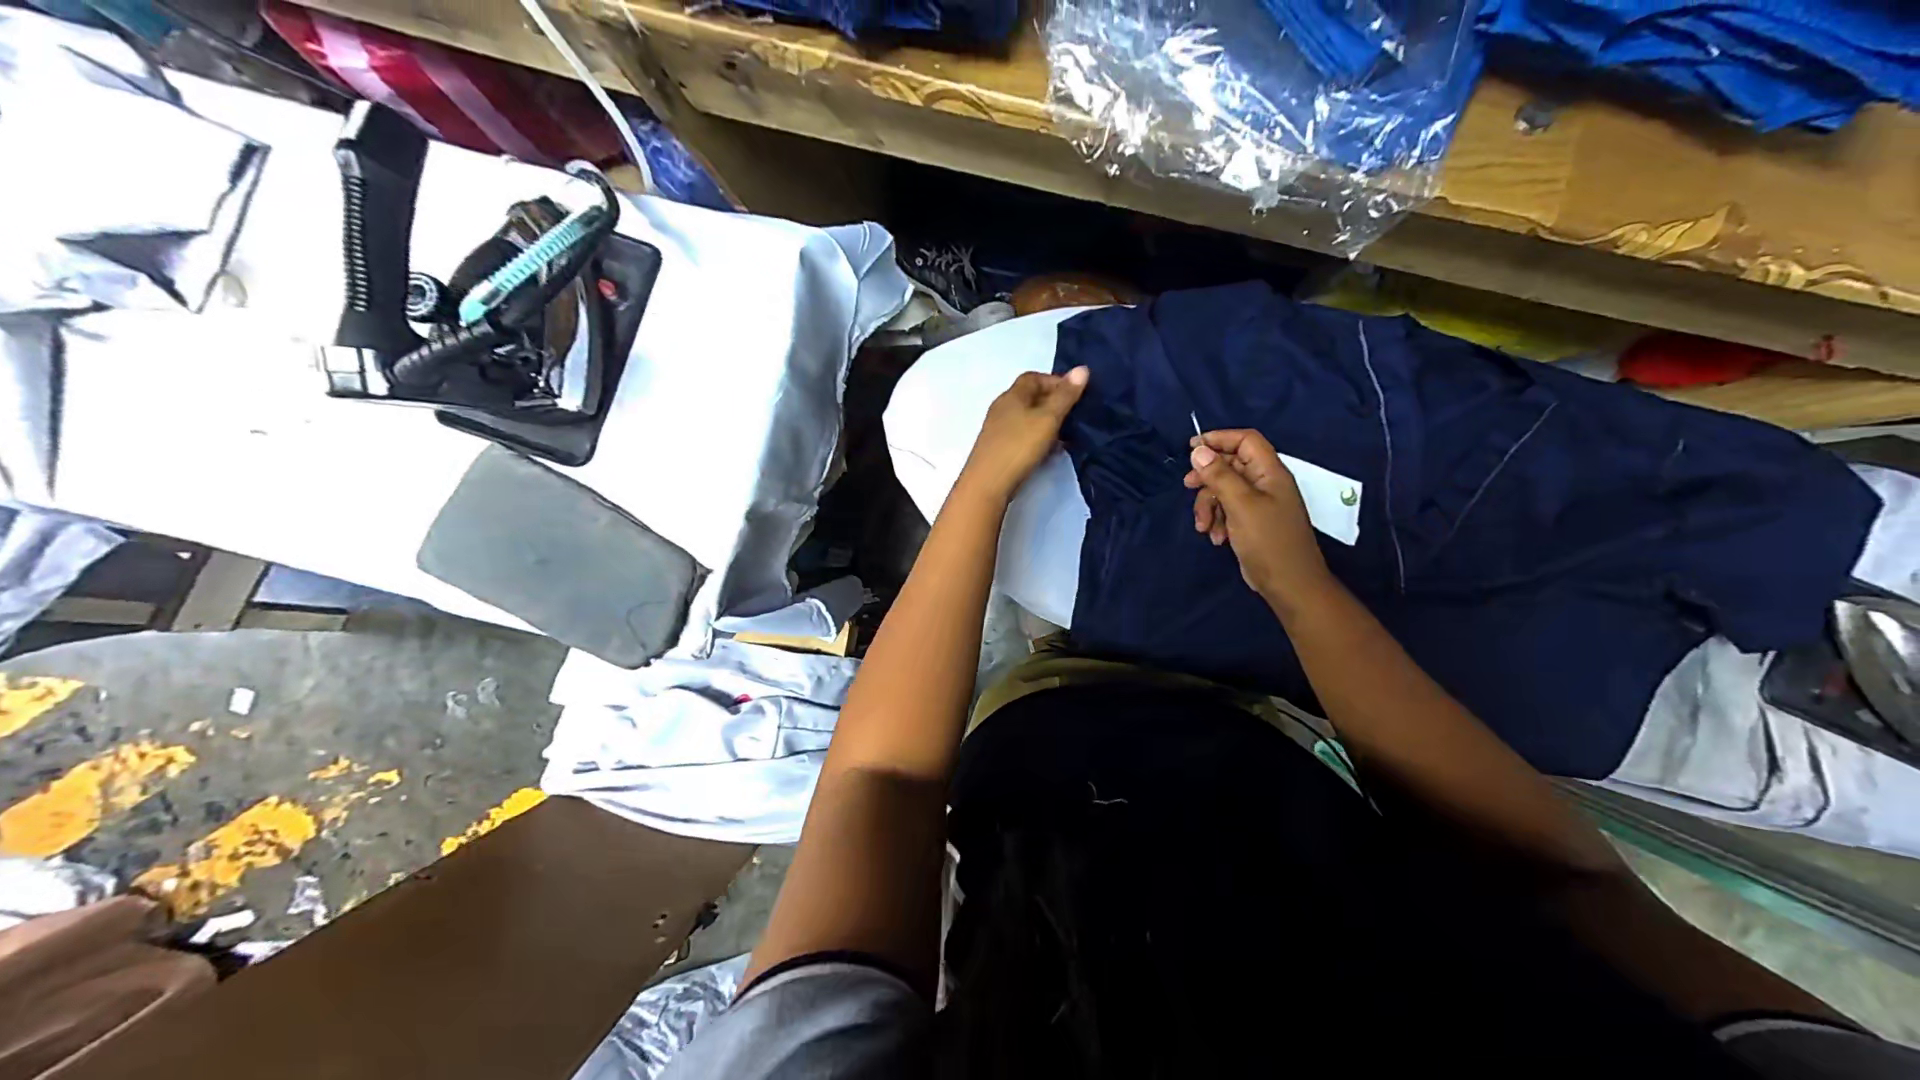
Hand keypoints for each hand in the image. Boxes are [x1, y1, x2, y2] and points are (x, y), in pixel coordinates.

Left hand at [958, 366, 1089, 500]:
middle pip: (1030, 397)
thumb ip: (1065, 396)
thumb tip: (1082, 369)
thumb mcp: (1048, 419)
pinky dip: (1037, 438)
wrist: (988, 483)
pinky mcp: (998, 448)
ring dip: (1047, 423)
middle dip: (1053, 403)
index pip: (1033, 377)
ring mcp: (998, 429)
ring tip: (1066, 435)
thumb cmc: (1019, 446)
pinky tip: (1049, 451)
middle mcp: (1002, 408)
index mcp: (1012, 395)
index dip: (1055, 381)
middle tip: (1073, 415)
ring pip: (1027, 418)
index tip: (1074, 394)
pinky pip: (1022, 435)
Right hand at [1183, 429, 1332, 606]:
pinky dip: (1217, 520)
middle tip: (1188, 486)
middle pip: (1230, 465)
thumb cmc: (1269, 541)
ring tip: (1204, 526)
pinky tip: (1216, 537)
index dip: (1219, 439)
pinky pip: (1228, 510)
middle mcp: (1265, 484)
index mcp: (1270, 473)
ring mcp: (1259, 504)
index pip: (1245, 441)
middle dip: (1207, 478)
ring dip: (1209, 505)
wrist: (1289, 584)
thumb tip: (1199, 450)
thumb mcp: (1240, 505)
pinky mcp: (1251, 523)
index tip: (1192, 447)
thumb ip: (1219, 475)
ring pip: (1224, 490)